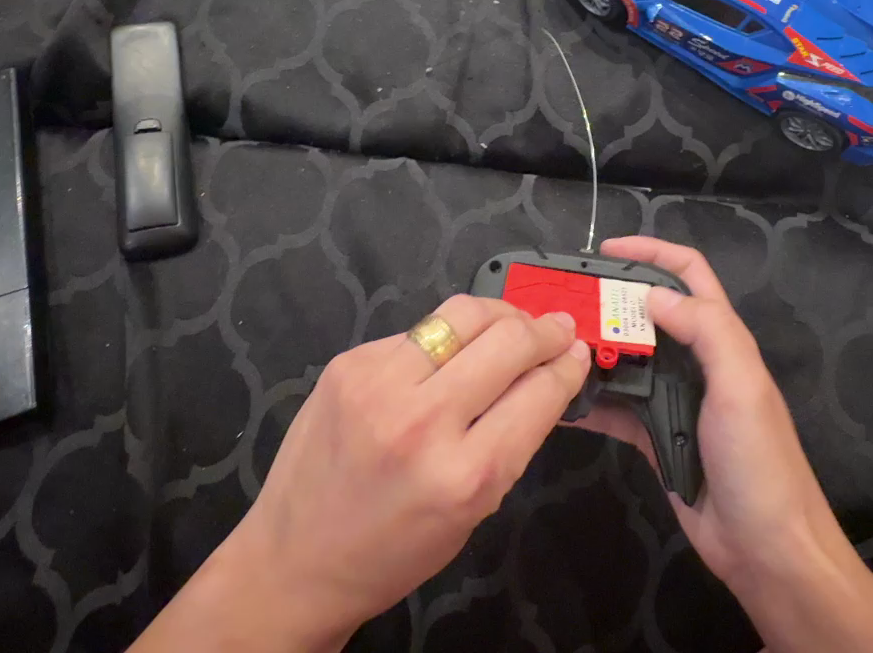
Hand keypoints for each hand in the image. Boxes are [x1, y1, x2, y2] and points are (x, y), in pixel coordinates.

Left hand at [133, 294, 590, 651]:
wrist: (294, 559)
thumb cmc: (394, 550)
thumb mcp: (471, 511)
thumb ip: (510, 440)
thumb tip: (546, 378)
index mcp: (465, 475)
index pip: (539, 393)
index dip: (568, 366)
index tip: (577, 351)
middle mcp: (423, 420)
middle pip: (508, 340)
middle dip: (545, 329)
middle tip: (556, 328)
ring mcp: (379, 383)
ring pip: (463, 314)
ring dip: (501, 313)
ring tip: (513, 323)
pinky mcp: (350, 362)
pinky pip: (418, 330)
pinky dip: (446, 337)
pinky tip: (450, 352)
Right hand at [574, 237, 848, 585]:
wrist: (766, 549)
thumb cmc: (758, 460)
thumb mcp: (740, 384)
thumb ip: (705, 329)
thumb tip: (652, 291)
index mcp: (723, 338)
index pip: (688, 274)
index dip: (651, 251)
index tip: (605, 251)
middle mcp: (697, 361)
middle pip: (649, 312)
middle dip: (611, 299)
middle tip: (565, 300)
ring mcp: (676, 400)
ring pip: (629, 358)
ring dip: (596, 348)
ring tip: (555, 344)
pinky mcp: (656, 436)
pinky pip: (617, 408)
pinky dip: (591, 401)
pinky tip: (561, 400)